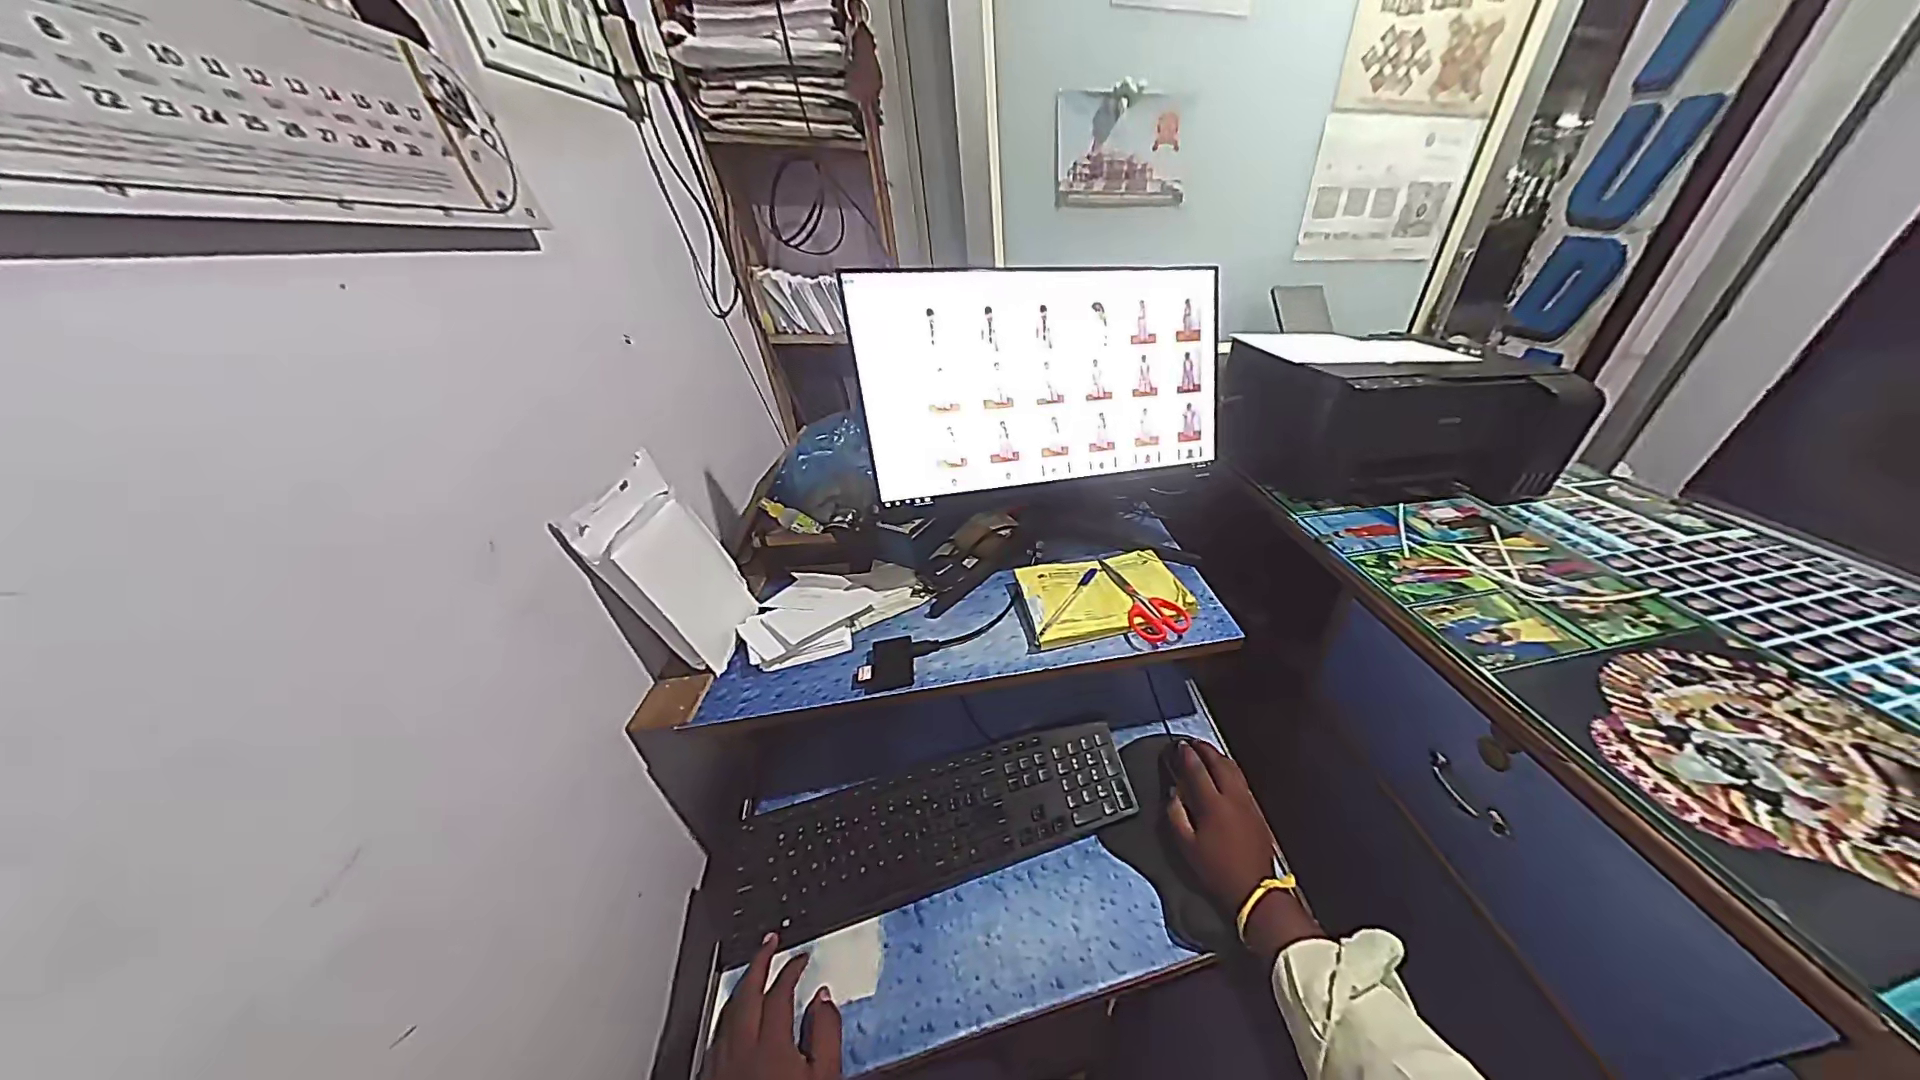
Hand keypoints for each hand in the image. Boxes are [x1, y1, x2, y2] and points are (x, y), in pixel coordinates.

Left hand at [708, 934, 841, 1079]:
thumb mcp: (824, 1077)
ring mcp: (719, 1064)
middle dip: (760, 960)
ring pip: (727, 1010)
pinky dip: (729, 1011)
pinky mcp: (707, 1076)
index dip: (792, 968)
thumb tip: (824, 998)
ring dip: (743, 983)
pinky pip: (716, 1032)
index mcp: (771, 1045)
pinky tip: (737, 1010)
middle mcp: (740, 1049)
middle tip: (771, 941)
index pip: (779, 992)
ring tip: (755, 968)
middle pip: (747, 992)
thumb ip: (826, 1033)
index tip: (802, 957)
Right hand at [1165, 739, 1322, 960]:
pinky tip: (1223, 773)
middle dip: (1204, 749)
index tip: (1179, 746)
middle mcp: (1233, 799)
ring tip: (1207, 752)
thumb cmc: (1216, 870)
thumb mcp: (1185, 845)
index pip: (1197, 770)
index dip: (1186, 755)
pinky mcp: (1257, 811)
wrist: (1253, 890)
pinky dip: (1230, 770)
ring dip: (1219, 757)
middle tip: (1192, 743)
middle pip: (1219, 763)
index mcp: (1212, 805)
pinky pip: (1242, 781)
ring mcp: (1248, 804)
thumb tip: (1173, 794)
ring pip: (1234, 770)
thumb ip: (1176, 815)